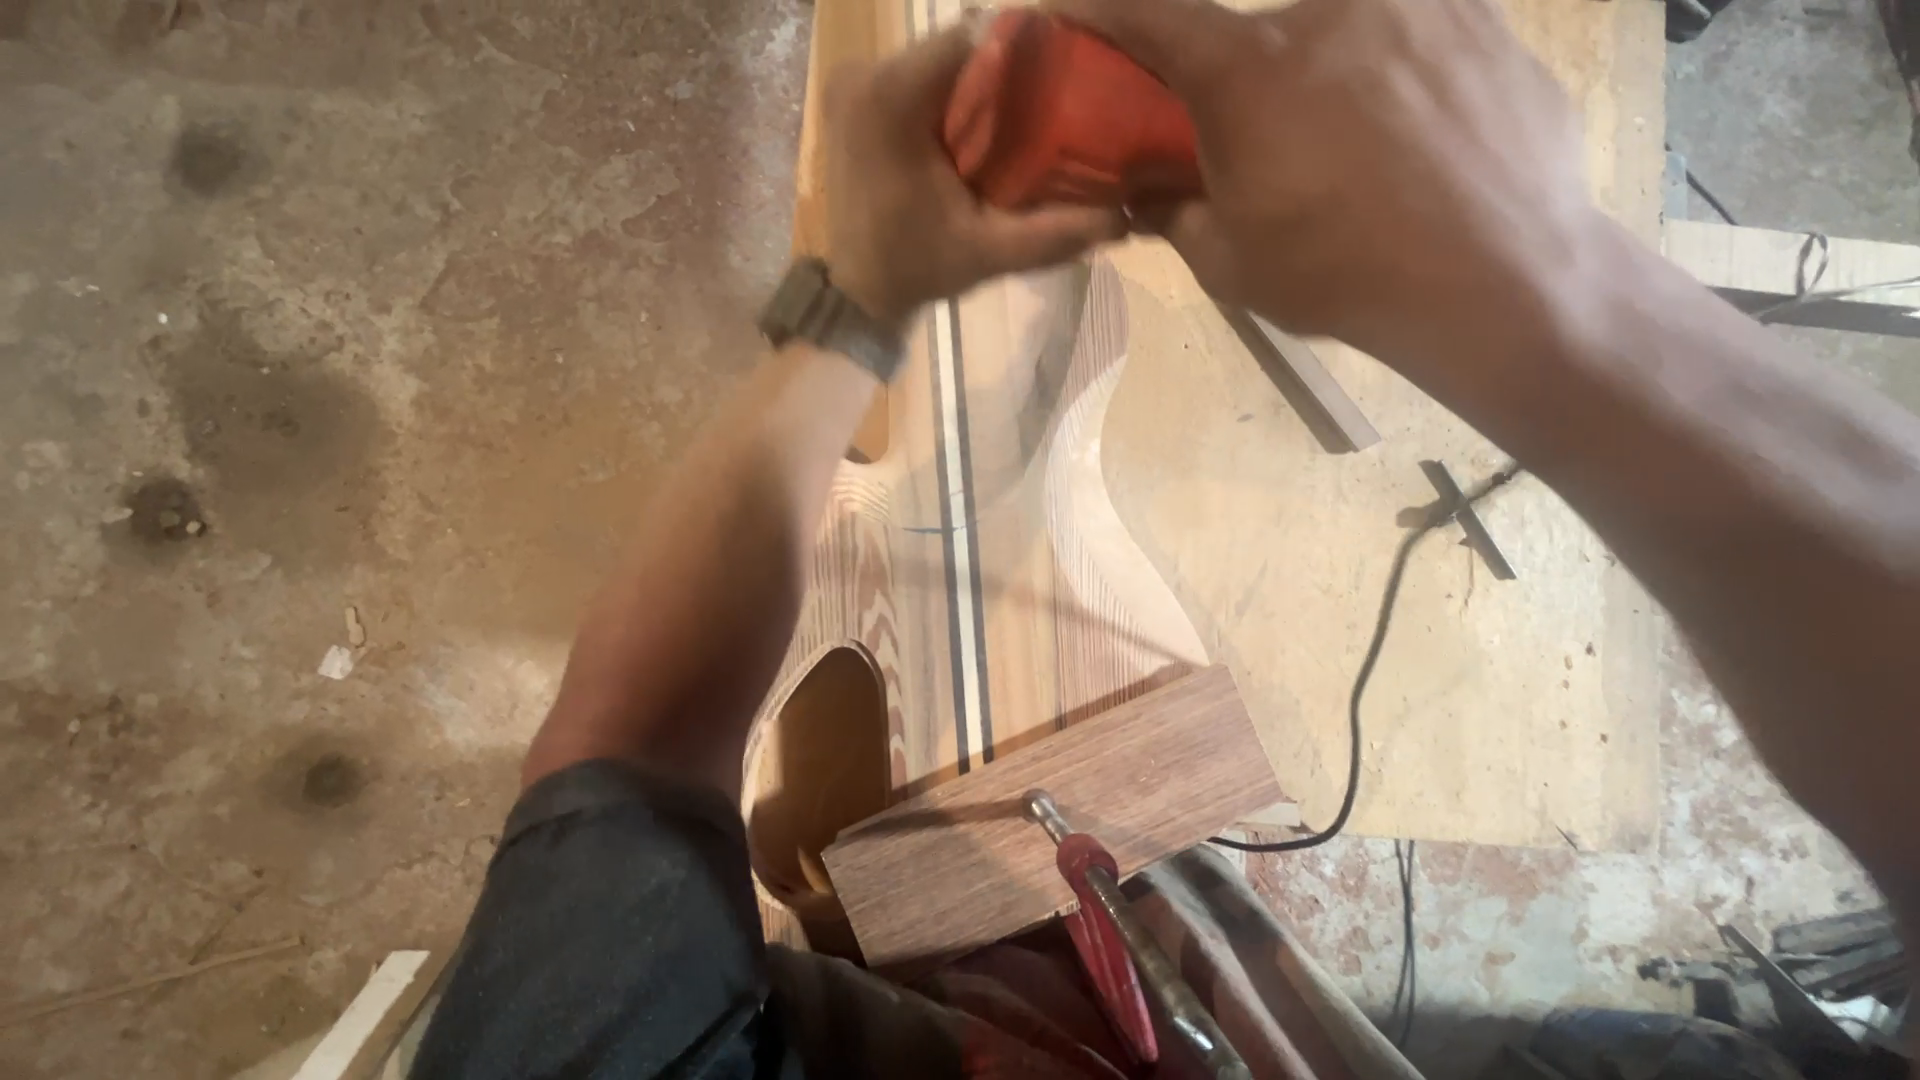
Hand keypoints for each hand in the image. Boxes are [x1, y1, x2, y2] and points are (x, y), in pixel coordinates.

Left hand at [824, 21, 1126, 328]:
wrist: (855, 292)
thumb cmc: (915, 270)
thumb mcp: (988, 252)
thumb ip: (1051, 232)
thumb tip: (1121, 219)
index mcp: (892, 98)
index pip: (975, 41)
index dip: (1023, 58)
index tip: (1059, 86)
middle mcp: (865, 73)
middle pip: (955, 48)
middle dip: (1002, 75)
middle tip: (1043, 110)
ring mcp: (851, 81)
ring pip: (935, 61)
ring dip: (975, 87)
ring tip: (1013, 123)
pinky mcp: (849, 96)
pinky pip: (913, 78)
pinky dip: (946, 98)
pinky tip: (973, 132)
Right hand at [1050, 0, 1602, 361]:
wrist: (1492, 277)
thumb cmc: (1338, 274)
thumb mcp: (1229, 263)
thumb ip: (1174, 215)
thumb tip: (1142, 198)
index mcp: (1247, 72)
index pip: (1154, 15)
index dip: (1105, 9)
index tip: (1072, 9)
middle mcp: (1324, 9)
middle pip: (1253, 34)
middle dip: (1238, 82)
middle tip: (1257, 144)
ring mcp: (1410, 1)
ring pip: (1334, 29)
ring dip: (1319, 77)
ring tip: (1347, 147)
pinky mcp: (1479, 14)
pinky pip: (1407, 30)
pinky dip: (1390, 70)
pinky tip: (1409, 132)